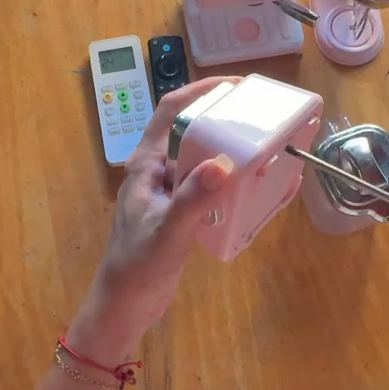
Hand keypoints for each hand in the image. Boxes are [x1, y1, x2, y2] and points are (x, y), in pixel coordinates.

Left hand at [68, 77, 238, 364]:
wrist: (126, 304)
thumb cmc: (138, 265)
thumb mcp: (168, 231)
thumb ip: (192, 199)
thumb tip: (222, 164)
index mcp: (146, 164)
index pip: (170, 111)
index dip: (200, 91)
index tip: (235, 86)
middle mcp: (156, 170)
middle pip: (189, 130)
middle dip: (221, 119)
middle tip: (258, 117)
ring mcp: (168, 190)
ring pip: (199, 158)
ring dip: (226, 151)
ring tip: (261, 149)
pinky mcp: (179, 210)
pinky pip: (205, 185)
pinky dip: (226, 181)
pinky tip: (250, 187)